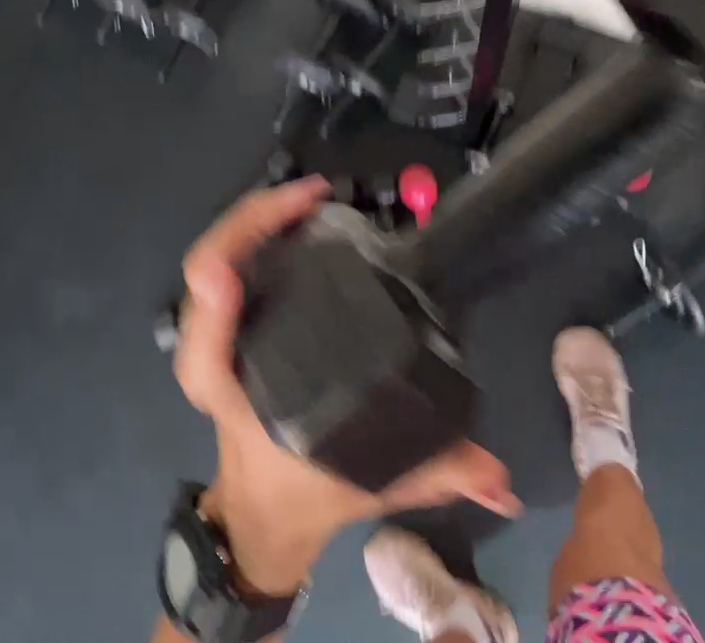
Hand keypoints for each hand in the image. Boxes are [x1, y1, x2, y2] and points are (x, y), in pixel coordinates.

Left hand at [174, 177, 519, 594]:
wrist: (265, 510)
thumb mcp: (370, 485)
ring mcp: (221, 331)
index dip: (212, 310)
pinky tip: (299, 209)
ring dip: (252, 218)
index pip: (205, 355)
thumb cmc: (304, 494)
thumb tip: (500, 481)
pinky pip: (232, 261)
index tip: (228, 273)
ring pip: (215, 260)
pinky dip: (256, 228)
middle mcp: (219, 359)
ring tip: (308, 194)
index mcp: (234, 400)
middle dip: (246, 228)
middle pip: (206, 281)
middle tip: (307, 198)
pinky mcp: (234, 317)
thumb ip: (435, 475)